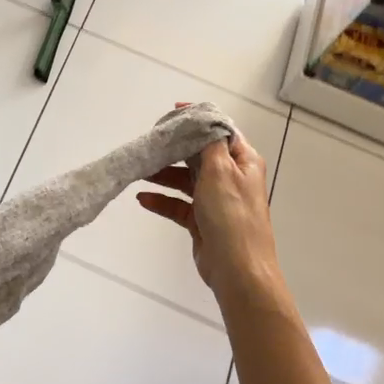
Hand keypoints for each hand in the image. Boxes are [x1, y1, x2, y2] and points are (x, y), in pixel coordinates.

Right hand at [137, 131, 281, 300]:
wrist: (238, 270)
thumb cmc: (232, 215)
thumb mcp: (221, 170)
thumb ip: (209, 143)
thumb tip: (203, 119)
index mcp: (242, 161)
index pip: (219, 131)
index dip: (198, 120)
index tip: (172, 113)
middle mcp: (231, 177)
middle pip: (198, 155)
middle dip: (174, 148)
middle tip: (150, 142)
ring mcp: (216, 200)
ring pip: (185, 179)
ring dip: (163, 174)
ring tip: (140, 170)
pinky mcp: (202, 221)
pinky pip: (178, 204)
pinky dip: (162, 200)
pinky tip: (142, 198)